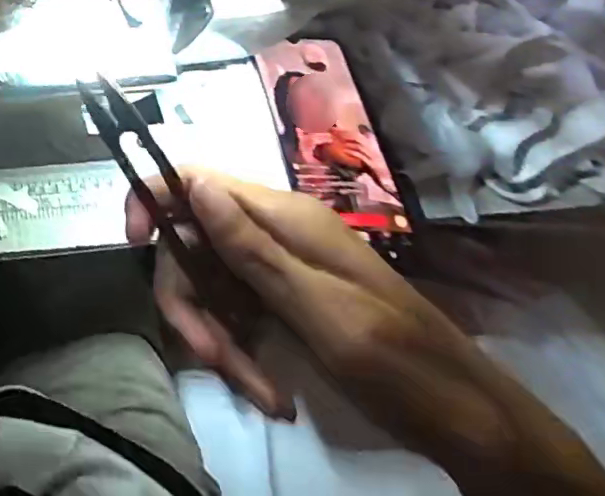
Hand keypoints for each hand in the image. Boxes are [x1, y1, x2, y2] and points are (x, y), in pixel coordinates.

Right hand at [127, 170, 604, 494]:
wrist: (472, 425)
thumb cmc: (401, 362)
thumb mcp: (320, 309)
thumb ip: (251, 245)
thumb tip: (193, 181)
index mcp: (281, 216)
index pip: (194, 178)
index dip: (154, 198)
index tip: (132, 240)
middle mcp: (271, 229)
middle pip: (191, 244)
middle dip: (191, 303)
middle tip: (214, 358)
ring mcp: (275, 264)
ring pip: (207, 283)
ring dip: (216, 337)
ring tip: (256, 390)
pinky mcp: (280, 297)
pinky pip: (232, 310)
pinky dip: (237, 348)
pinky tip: (266, 387)